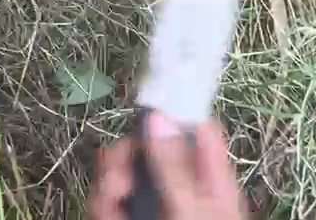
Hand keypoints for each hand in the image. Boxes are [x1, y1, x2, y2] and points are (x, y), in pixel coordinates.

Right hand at [89, 115, 245, 219]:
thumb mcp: (191, 216)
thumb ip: (173, 168)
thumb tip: (157, 113)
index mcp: (212, 185)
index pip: (197, 131)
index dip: (171, 111)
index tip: (142, 107)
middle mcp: (183, 192)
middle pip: (148, 148)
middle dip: (125, 156)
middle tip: (115, 176)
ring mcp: (156, 210)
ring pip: (124, 174)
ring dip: (108, 182)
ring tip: (107, 204)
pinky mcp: (131, 219)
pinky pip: (111, 203)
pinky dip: (103, 205)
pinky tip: (104, 213)